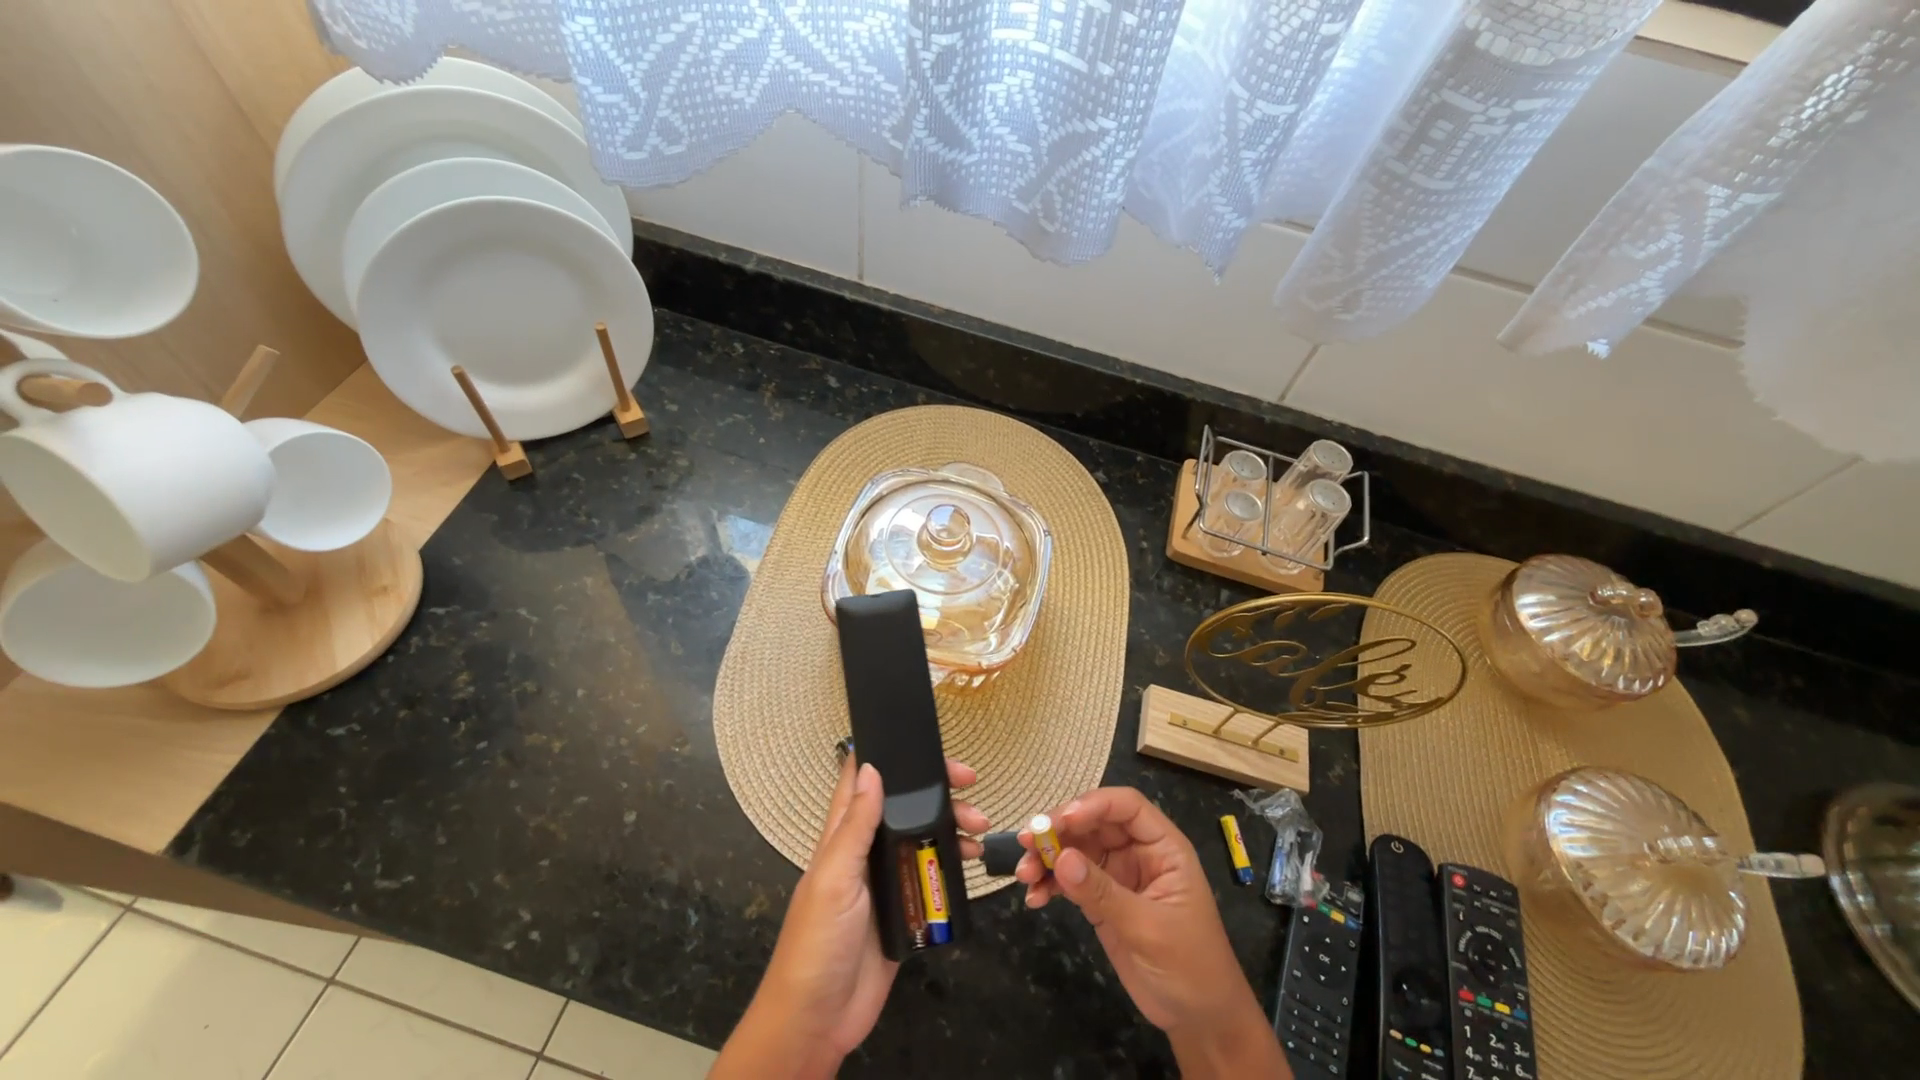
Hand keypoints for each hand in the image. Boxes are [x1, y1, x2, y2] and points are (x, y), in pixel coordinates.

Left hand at [712, 756, 987, 1077]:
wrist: (819, 1018)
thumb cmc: (818, 942)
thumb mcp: (835, 878)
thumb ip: (854, 825)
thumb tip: (869, 768)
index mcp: (840, 838)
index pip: (862, 784)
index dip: (889, 760)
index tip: (925, 747)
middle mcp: (864, 854)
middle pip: (904, 809)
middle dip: (936, 793)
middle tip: (970, 784)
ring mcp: (885, 883)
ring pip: (923, 841)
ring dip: (951, 828)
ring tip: (979, 829)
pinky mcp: (904, 912)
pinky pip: (932, 879)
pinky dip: (954, 866)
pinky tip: (972, 862)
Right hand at [1016, 788, 1287, 1077]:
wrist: (1199, 1017)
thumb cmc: (1190, 966)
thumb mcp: (1149, 928)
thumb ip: (1103, 893)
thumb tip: (1060, 858)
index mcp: (1163, 848)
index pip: (1126, 807)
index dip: (1092, 806)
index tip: (1060, 822)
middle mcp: (1138, 853)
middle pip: (1093, 823)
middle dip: (1058, 830)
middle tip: (1026, 843)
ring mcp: (1117, 876)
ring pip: (1075, 849)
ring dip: (1046, 857)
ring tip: (1023, 875)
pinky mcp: (1101, 900)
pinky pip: (1069, 880)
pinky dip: (1049, 884)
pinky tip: (1034, 898)